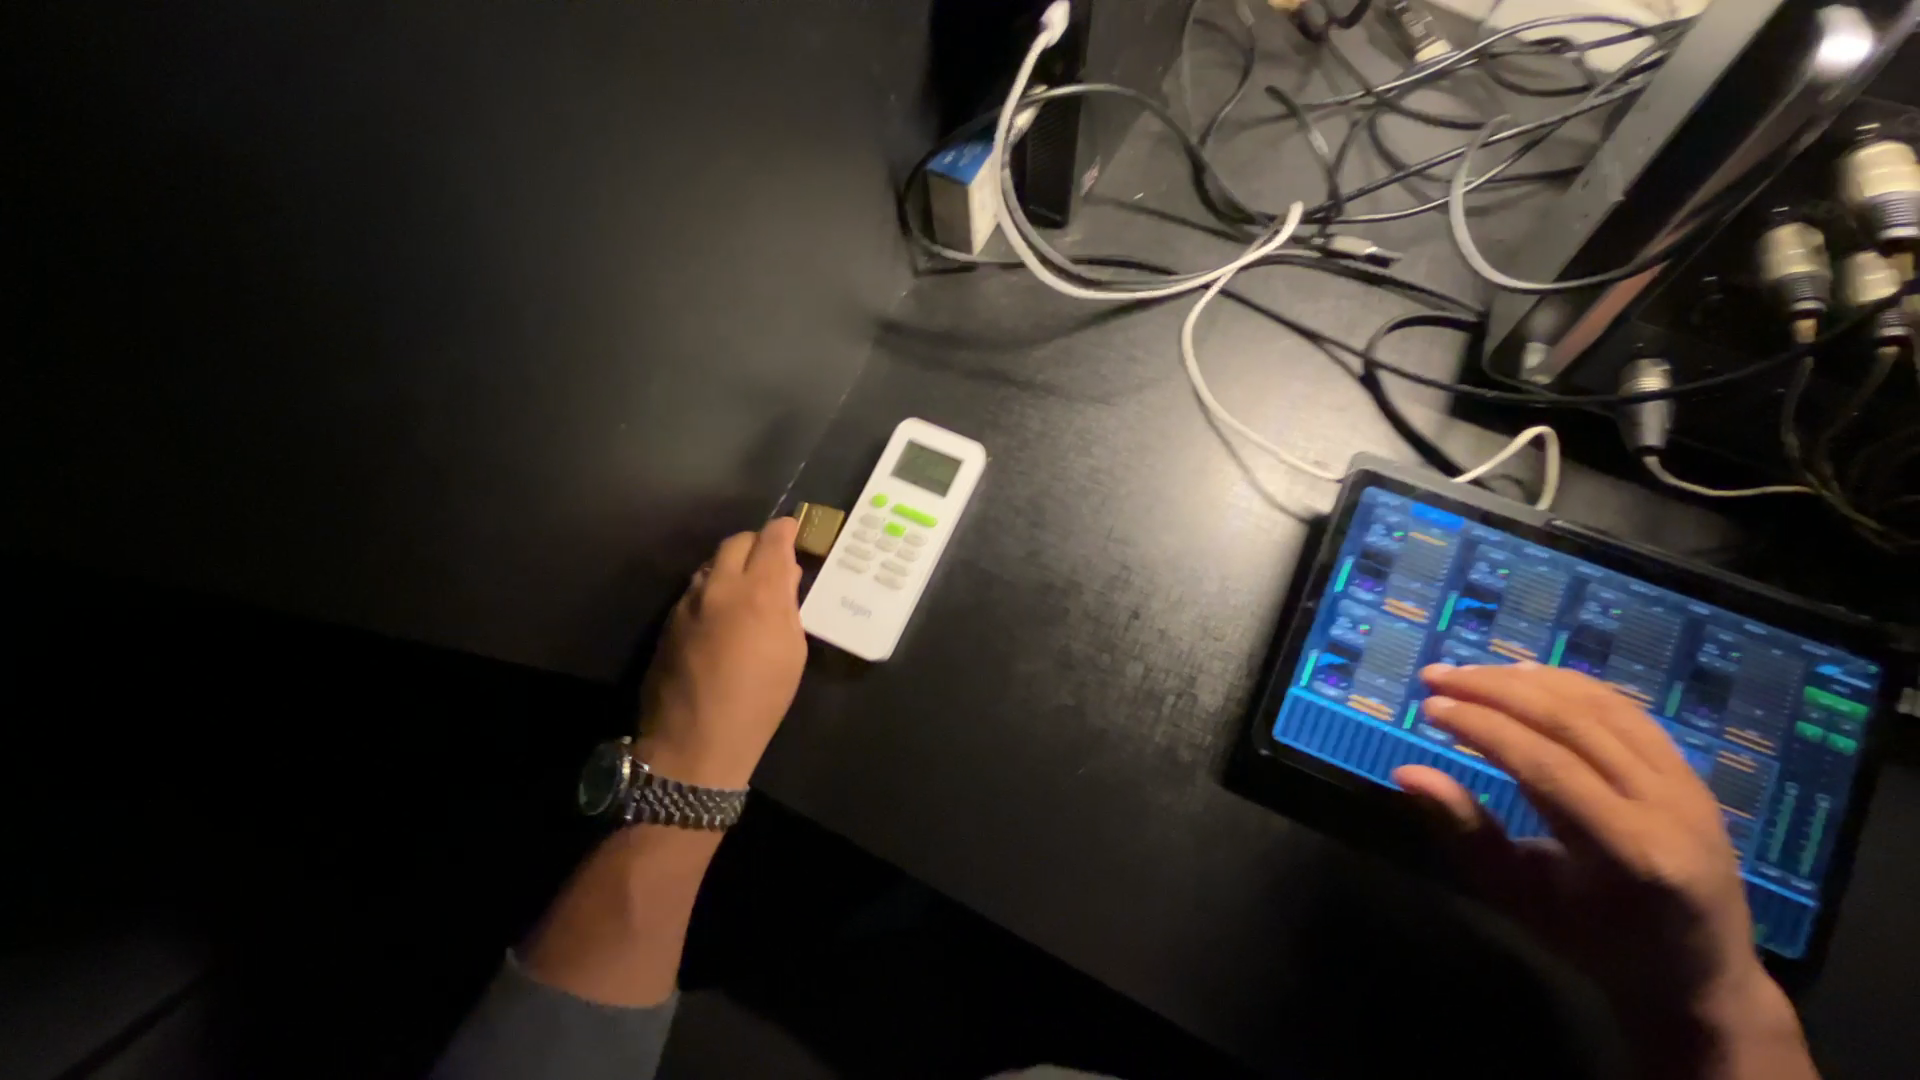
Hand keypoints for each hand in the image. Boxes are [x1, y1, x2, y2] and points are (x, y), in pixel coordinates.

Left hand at [635, 517, 806, 789]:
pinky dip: (714, 588)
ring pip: (713, 563)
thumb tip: (785, 577)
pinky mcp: (669, 620)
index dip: (786, 530)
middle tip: (773, 559)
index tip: (795, 530)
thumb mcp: (793, 653)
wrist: (696, 740)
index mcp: (759, 592)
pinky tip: (722, 613)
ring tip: (747, 586)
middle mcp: (720, 586)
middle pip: (738, 542)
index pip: (772, 539)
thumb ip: (788, 606)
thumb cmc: (760, 700)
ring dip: (732, 565)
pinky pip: (696, 589)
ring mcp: (689, 602)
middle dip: (758, 543)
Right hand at [1392, 663, 1814, 1079]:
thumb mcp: (1517, 896)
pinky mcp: (1691, 774)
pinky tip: (1526, 677)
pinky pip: (1627, 712)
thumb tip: (1407, 773)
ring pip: (1601, 707)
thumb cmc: (1592, 941)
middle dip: (1496, 691)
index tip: (1429, 706)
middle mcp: (1669, 809)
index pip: (1546, 765)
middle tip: (1437, 676)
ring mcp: (1688, 787)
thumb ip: (1465, 829)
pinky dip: (1570, 686)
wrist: (1698, 972)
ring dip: (1528, 680)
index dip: (1482, 727)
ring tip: (1470, 671)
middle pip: (1573, 724)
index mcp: (1629, 852)